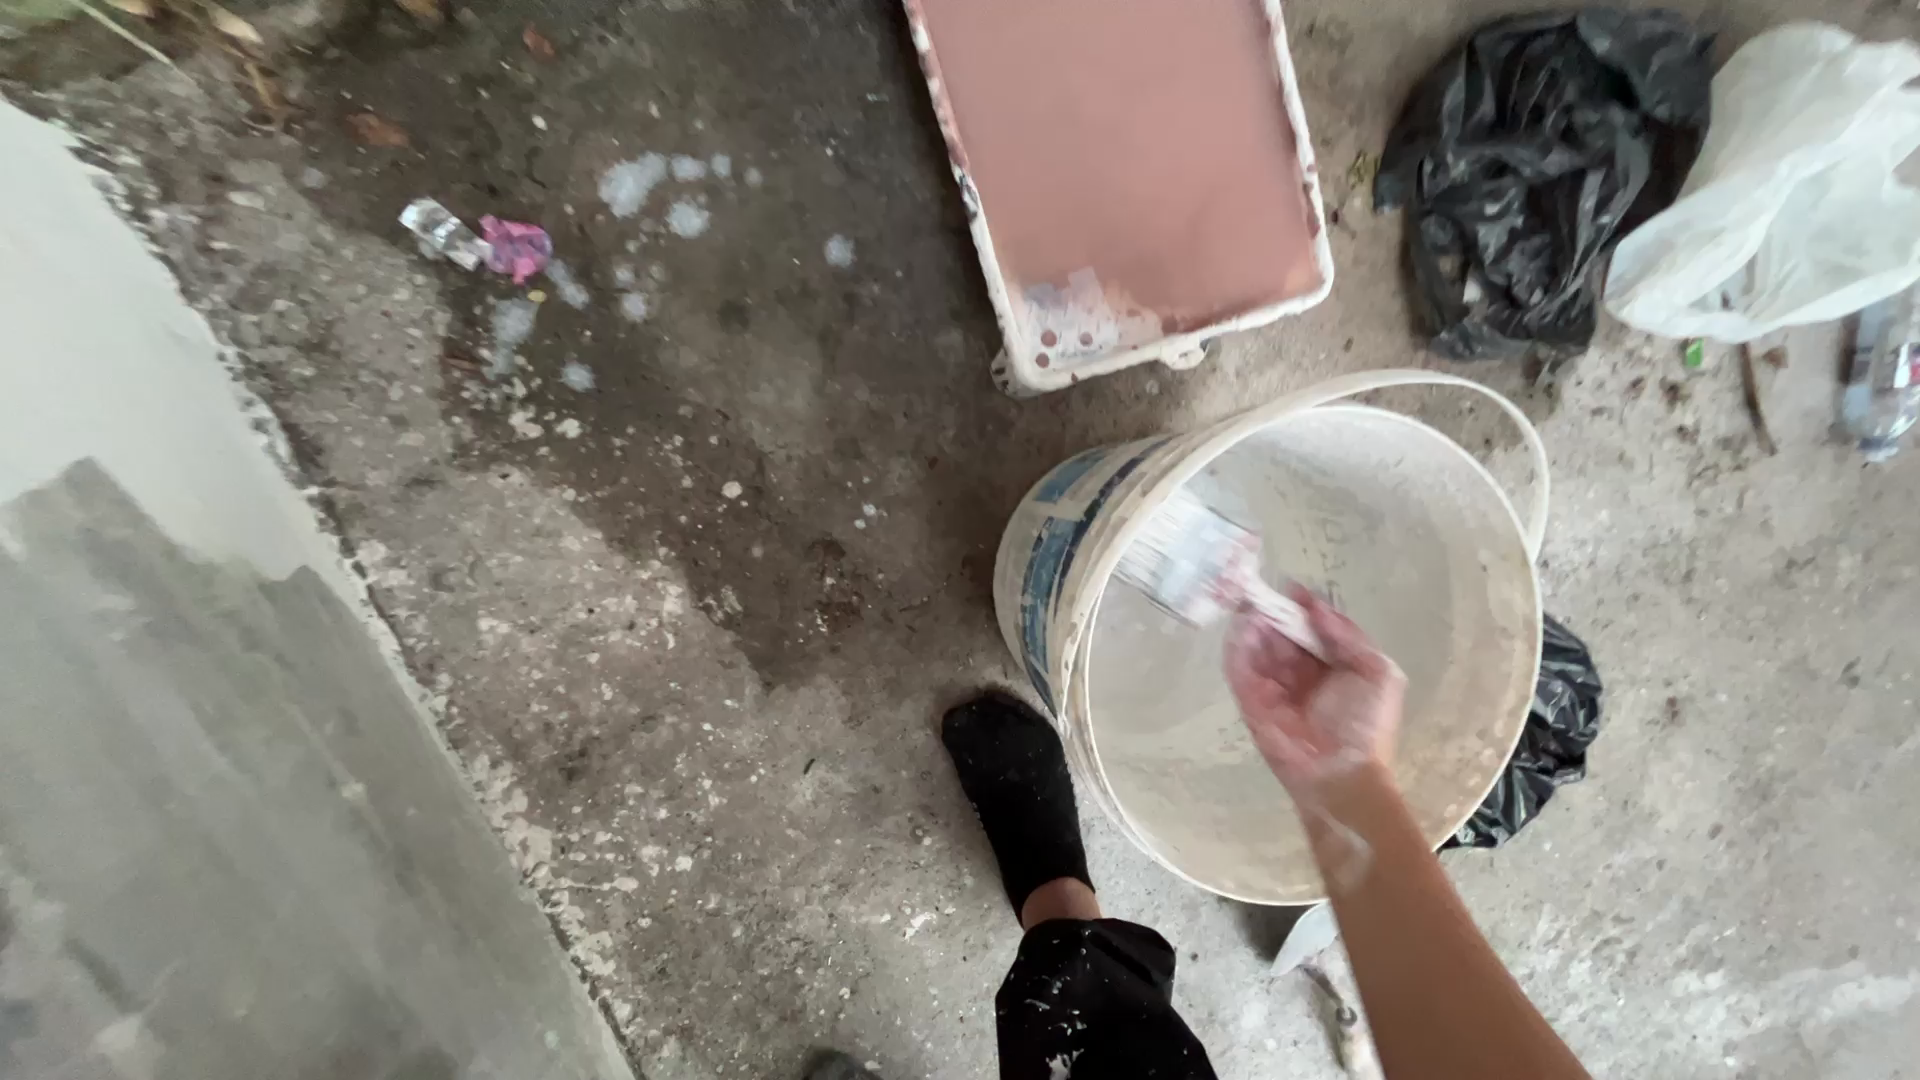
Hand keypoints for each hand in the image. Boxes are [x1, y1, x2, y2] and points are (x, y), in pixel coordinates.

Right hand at [1223, 587, 1404, 798]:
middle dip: (1273, 612)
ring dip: (1253, 624)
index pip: (1309, 628)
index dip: (1301, 608)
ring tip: (1252, 607)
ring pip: (1256, 645)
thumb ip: (1347, 635)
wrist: (1342, 774)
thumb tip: (1314, 605)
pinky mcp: (1249, 700)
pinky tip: (1242, 629)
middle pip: (1279, 632)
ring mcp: (1271, 685)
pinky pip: (1238, 668)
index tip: (1291, 589)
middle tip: (1263, 594)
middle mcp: (1298, 672)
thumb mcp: (1377, 672)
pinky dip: (1237, 646)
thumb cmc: (1366, 725)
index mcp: (1329, 665)